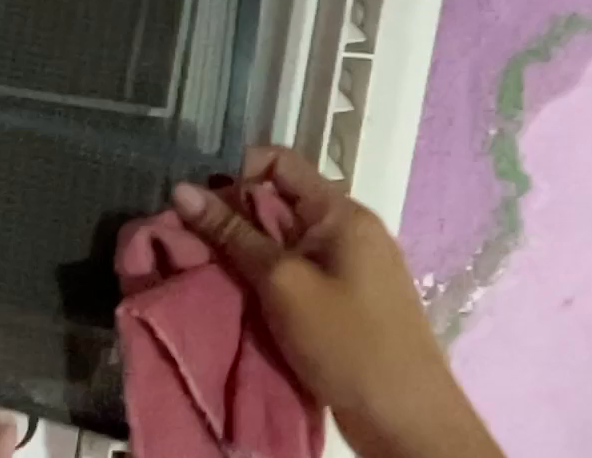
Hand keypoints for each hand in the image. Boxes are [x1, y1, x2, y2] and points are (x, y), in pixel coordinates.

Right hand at [170, 146, 504, 457]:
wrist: (411, 431)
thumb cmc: (349, 344)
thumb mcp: (280, 282)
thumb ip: (230, 232)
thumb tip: (180, 188)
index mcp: (341, 213)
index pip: (277, 161)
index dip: (236, 172)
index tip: (207, 206)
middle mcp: (345, 229)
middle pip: (273, 197)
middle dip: (229, 212)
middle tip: (196, 239)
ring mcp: (344, 264)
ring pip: (276, 234)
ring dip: (240, 246)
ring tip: (209, 265)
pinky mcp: (338, 296)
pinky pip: (287, 264)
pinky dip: (258, 271)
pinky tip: (236, 289)